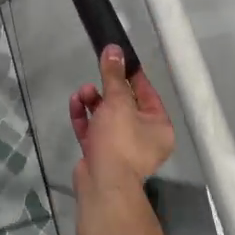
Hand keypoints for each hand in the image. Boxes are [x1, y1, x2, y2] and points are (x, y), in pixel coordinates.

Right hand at [68, 45, 173, 194]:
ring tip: (82, 93)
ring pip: (106, 117)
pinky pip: (93, 130)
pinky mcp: (101, 155)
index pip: (147, 93)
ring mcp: (121, 148)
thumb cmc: (120, 140)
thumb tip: (114, 49)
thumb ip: (114, 75)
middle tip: (95, 77)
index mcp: (159, 126)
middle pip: (124, 104)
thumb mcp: (118, 102)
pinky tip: (74, 104)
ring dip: (92, 102)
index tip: (117, 58)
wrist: (103, 184)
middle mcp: (144, 138)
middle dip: (106, 90)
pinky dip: (84, 117)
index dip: (131, 74)